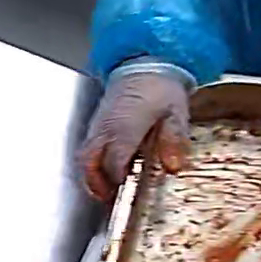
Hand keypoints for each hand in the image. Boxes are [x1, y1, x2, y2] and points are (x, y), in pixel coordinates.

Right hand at [78, 63, 190, 201]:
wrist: (144, 64)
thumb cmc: (160, 88)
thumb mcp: (176, 112)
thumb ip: (174, 140)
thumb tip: (173, 167)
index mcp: (124, 127)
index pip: (114, 162)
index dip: (117, 179)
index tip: (125, 189)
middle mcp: (105, 129)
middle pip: (89, 162)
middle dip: (95, 183)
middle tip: (107, 197)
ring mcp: (97, 125)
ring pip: (84, 156)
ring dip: (90, 174)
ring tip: (103, 188)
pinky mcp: (95, 123)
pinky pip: (86, 147)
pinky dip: (91, 162)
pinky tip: (104, 167)